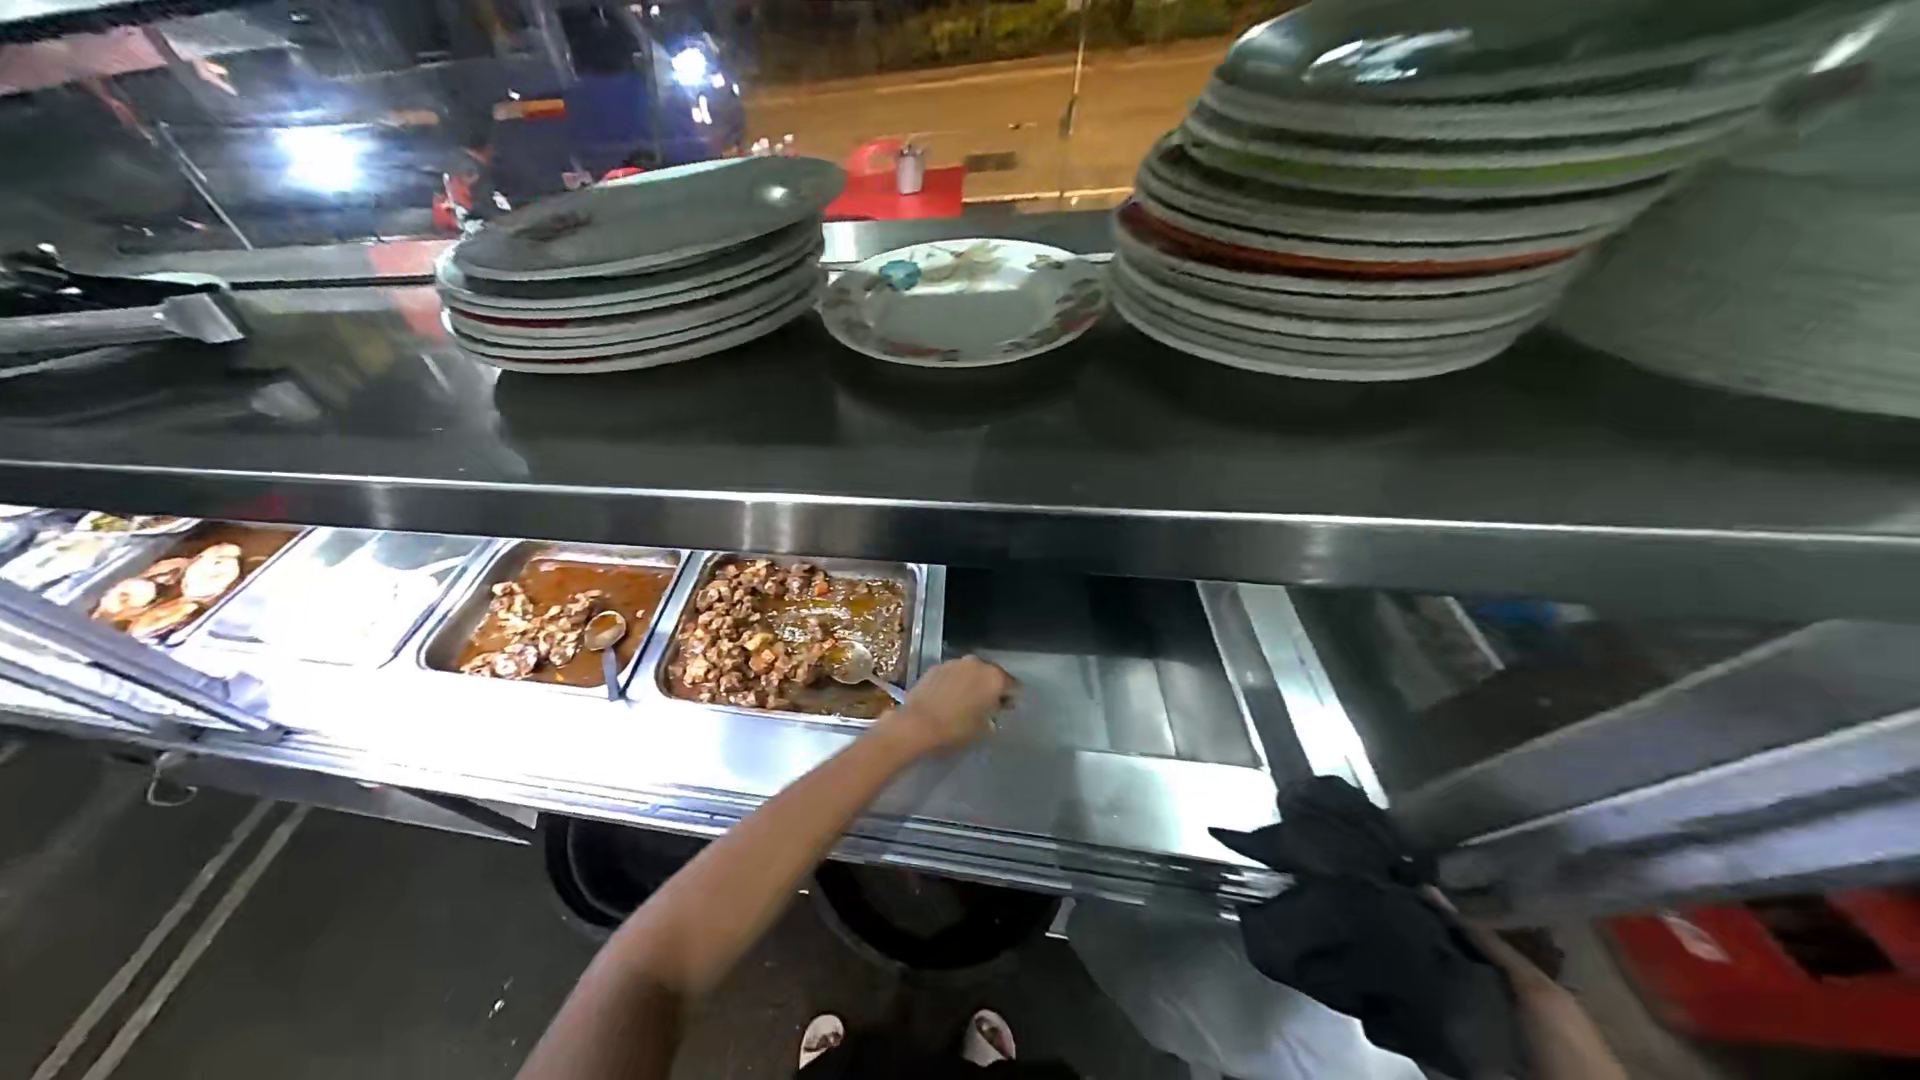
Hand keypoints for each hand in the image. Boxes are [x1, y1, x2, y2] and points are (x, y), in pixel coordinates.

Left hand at [872, 655, 1012, 757]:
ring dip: (971, 683)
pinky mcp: (935, 667)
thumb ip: (993, 715)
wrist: (916, 724)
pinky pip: (952, 674)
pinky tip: (947, 698)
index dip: (1011, 699)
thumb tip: (992, 711)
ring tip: (965, 702)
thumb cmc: (955, 730)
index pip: (1013, 686)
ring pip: (970, 672)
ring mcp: (954, 662)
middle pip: (991, 675)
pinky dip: (953, 682)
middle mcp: (977, 663)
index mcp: (995, 678)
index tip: (1006, 710)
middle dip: (991, 688)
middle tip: (986, 706)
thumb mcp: (983, 729)